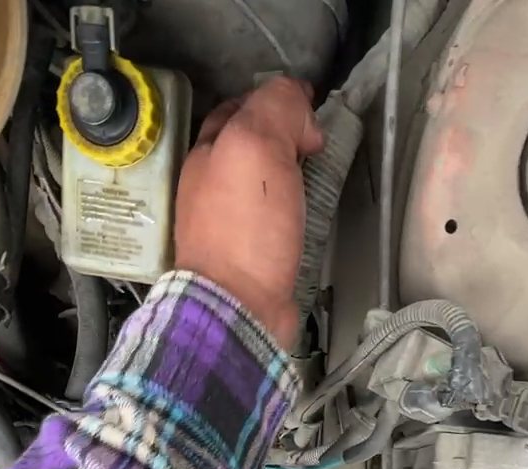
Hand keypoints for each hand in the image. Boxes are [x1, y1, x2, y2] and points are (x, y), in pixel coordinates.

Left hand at [174, 77, 322, 343]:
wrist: (240, 309)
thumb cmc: (244, 228)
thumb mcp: (256, 145)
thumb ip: (276, 110)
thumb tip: (301, 114)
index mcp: (207, 154)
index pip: (242, 108)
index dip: (278, 101)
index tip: (313, 110)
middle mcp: (212, 188)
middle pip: (253, 149)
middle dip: (286, 141)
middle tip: (319, 146)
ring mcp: (230, 229)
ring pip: (267, 189)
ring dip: (293, 180)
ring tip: (321, 179)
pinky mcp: (252, 263)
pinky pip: (276, 227)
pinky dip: (295, 216)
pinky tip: (311, 218)